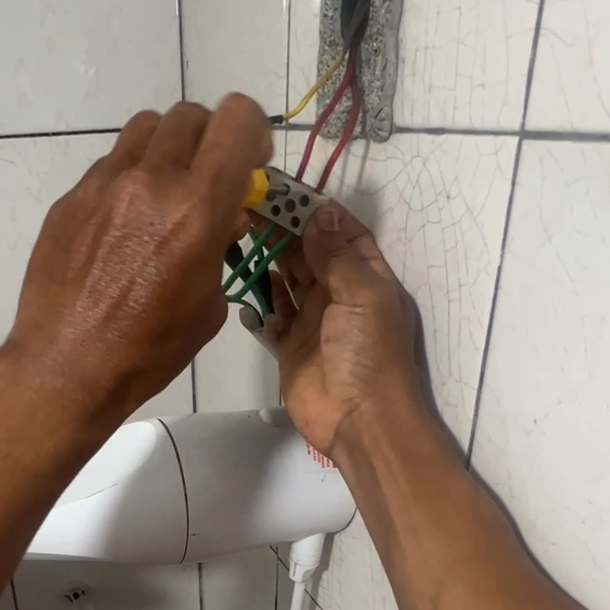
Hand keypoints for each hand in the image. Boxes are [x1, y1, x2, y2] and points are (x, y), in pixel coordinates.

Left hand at [5, 96, 271, 424]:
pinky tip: (123, 226)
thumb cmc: (149, 351)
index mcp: (196, 210)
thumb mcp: (208, 307)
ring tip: (164, 195)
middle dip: (210, 141)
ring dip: (166, 150)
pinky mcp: (71, 198)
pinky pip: (110, 165)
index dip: (253, 131)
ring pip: (146, 129)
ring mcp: (103, 185)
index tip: (250, 161)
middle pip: (190, 116)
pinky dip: (129, 180)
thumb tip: (222, 220)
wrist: (68, 366)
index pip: (237, 120)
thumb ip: (221, 249)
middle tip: (208, 181)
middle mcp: (150, 182)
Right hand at [260, 203, 426, 457]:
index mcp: (366, 278)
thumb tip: (318, 214)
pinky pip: (273, 314)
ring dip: (269, 258)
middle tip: (251, 205)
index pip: (343, 233)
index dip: (317, 212)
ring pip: (288, 280)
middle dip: (285, 230)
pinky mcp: (290, 345)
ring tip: (240, 232)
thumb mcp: (361, 294)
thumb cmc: (368, 353)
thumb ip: (337, 255)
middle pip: (310, 252)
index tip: (285, 191)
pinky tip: (245, 276)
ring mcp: (313, 321)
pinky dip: (261, 297)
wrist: (358, 418)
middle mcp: (340, 294)